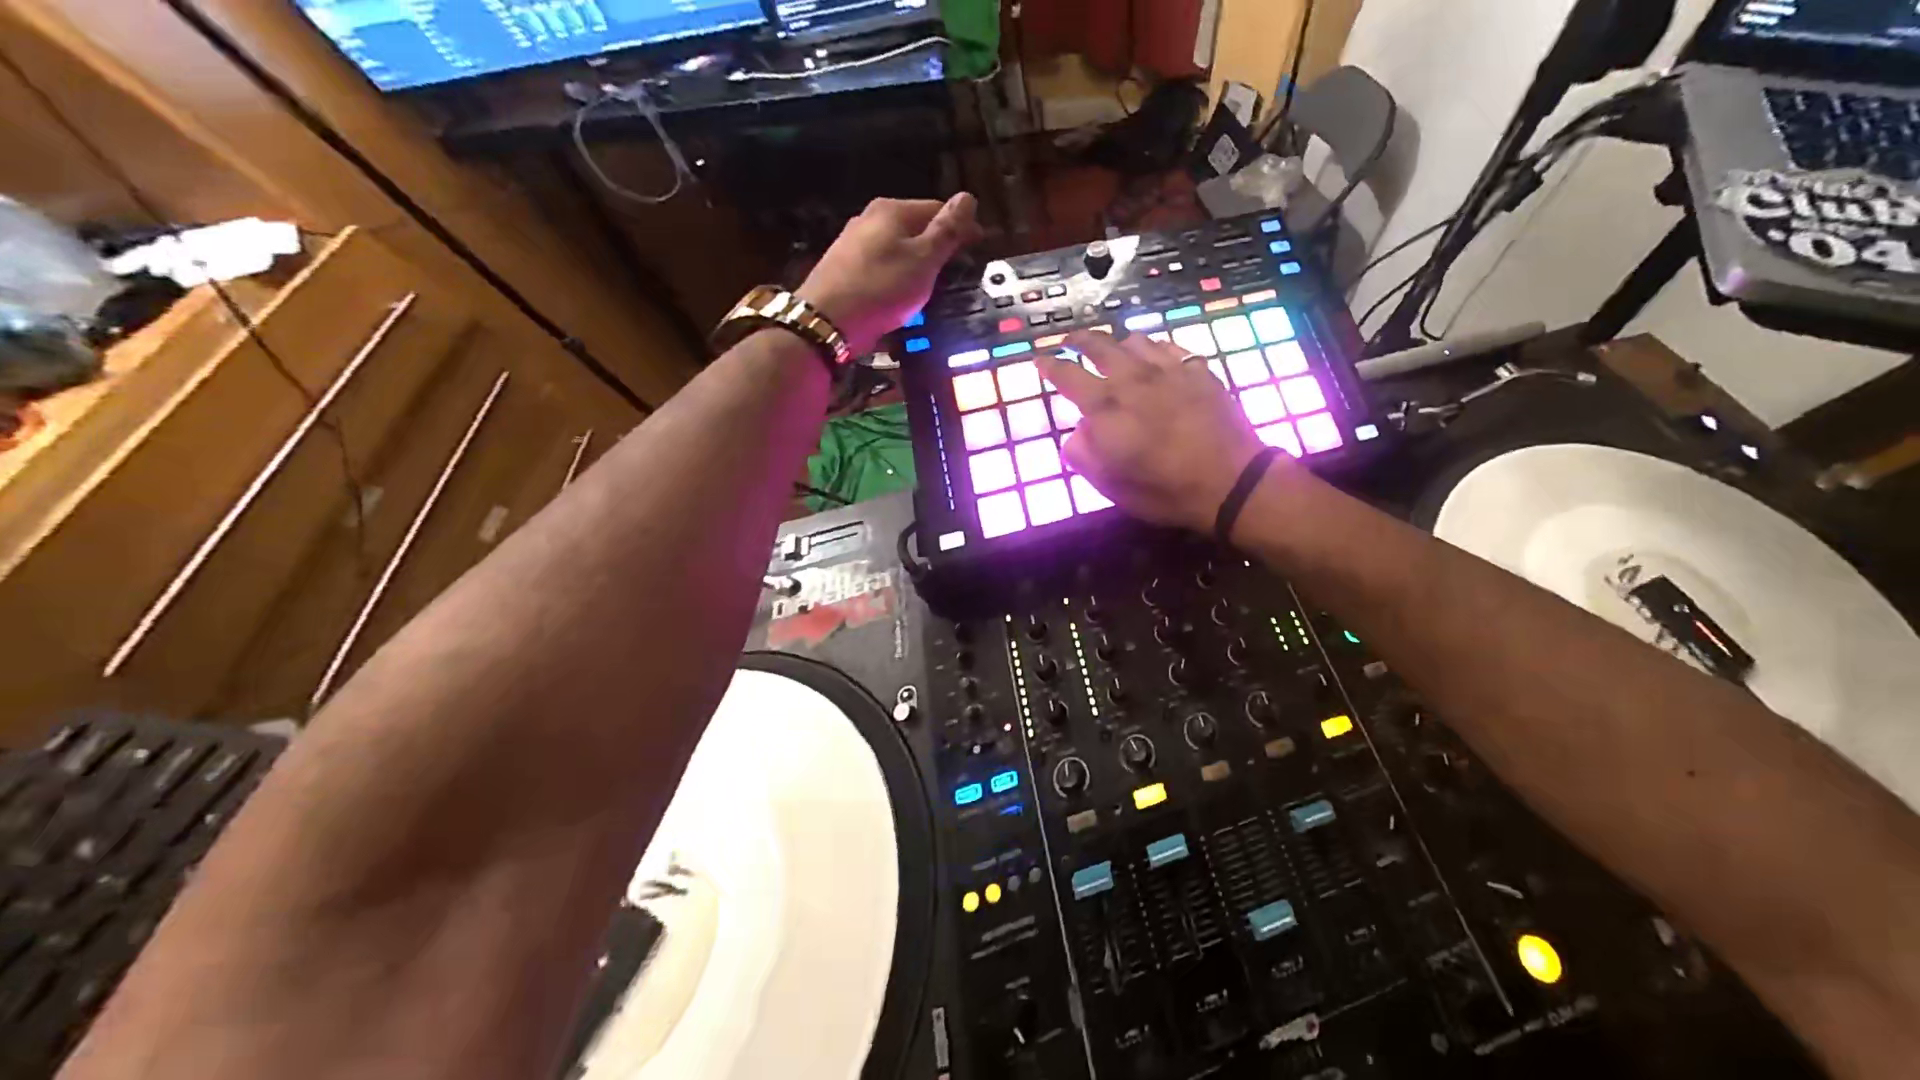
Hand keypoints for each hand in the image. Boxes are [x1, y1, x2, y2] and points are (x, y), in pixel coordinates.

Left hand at [798, 194, 983, 354]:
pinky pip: (881, 266)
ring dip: (917, 262)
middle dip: (938, 244)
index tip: (979, 245)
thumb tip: (968, 197)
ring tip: (932, 284)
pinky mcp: (844, 269)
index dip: (962, 226)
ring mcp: (853, 243)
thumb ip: (947, 230)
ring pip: (896, 247)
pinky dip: (896, 276)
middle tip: (957, 268)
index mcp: (892, 210)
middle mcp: (870, 219)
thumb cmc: (882, 287)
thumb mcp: (924, 260)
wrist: (827, 321)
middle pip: (915, 226)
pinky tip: (900, 294)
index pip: (937, 207)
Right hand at [1038, 332, 1274, 533]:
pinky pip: (1169, 348)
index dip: (1050, 366)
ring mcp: (1169, 371)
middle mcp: (1133, 379)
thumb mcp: (1111, 485)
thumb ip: (1084, 455)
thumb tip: (1075, 433)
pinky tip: (1155, 356)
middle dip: (1079, 340)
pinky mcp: (1198, 372)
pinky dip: (1153, 348)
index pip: (1068, 376)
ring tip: (1113, 349)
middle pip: (1099, 345)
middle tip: (1069, 340)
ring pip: (1135, 340)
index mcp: (1106, 407)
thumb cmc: (1164, 489)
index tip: (1040, 360)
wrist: (1231, 482)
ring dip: (1116, 342)